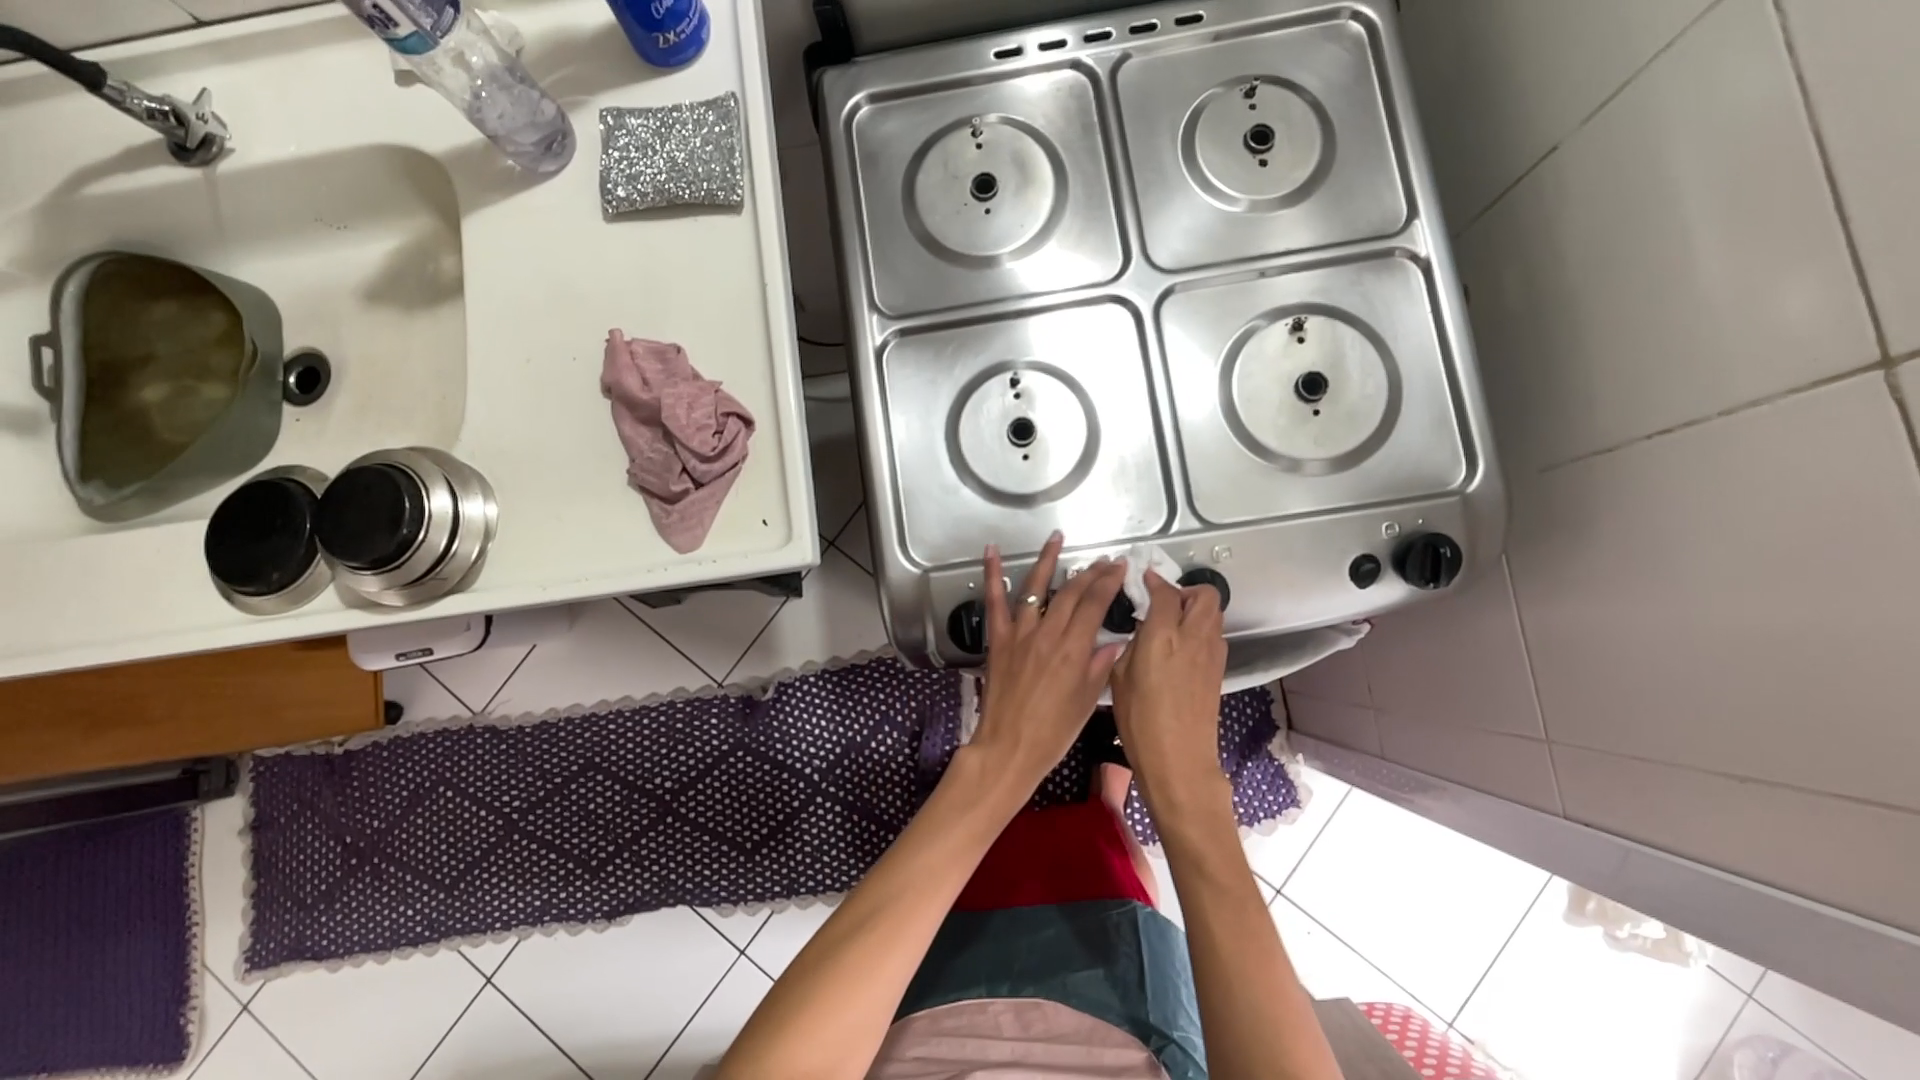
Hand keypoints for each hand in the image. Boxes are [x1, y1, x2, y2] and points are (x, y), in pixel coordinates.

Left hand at [967, 532, 1126, 793]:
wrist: (1008, 748)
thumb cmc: (1053, 733)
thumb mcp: (1087, 702)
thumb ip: (1099, 668)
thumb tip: (1113, 643)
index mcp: (1074, 650)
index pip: (1095, 605)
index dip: (1108, 582)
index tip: (1119, 567)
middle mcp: (1047, 634)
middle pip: (1071, 593)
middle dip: (1089, 572)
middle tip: (1103, 560)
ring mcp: (1019, 634)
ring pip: (1035, 588)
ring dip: (1048, 561)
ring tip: (1057, 539)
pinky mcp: (998, 640)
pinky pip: (994, 602)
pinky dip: (992, 575)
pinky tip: (991, 552)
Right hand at [1109, 570, 1229, 806]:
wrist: (1178, 758)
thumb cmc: (1140, 721)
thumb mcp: (1120, 677)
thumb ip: (1132, 645)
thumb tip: (1142, 630)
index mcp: (1163, 636)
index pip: (1165, 592)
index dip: (1154, 581)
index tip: (1144, 579)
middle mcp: (1193, 637)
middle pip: (1205, 595)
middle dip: (1186, 590)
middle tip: (1165, 601)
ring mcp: (1212, 653)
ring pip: (1214, 614)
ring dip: (1196, 609)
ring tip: (1172, 623)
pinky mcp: (1219, 670)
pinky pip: (1214, 635)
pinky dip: (1200, 630)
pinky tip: (1180, 648)